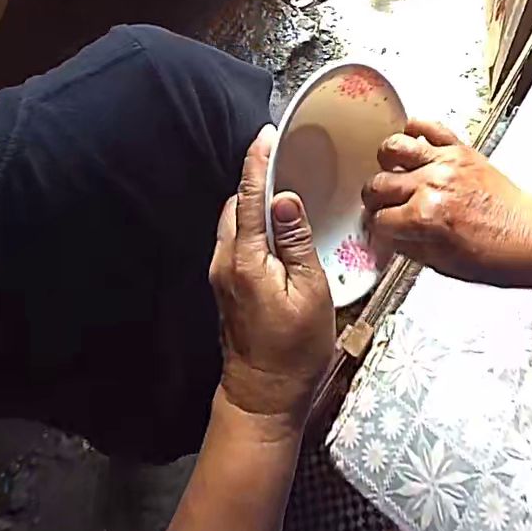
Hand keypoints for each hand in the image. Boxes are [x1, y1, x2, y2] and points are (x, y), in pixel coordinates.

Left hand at [208, 125, 334, 438]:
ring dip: (250, 199)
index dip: (257, 162)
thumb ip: (295, 242)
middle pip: (235, 205)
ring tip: (277, 184)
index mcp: (246, 259)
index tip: (265, 135)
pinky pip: (233, 238)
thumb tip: (284, 199)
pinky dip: (249, 221)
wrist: (262, 395)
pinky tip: (269, 222)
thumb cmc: (294, 350)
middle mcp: (225, 260)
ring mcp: (221, 273)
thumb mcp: (310, 292)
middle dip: (252, 177)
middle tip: (278, 157)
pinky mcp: (225, 283)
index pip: (249, 197)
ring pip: (232, 221)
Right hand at [361, 119, 531, 287]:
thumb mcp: (442, 264)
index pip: (379, 219)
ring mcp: (445, 162)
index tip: (378, 229)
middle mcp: (431, 184)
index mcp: (425, 218)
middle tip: (381, 206)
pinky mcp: (460, 149)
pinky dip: (414, 130)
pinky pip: (428, 127)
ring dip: (386, 162)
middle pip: (379, 184)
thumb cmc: (496, 256)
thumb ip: (406, 246)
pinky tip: (412, 145)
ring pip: (393, 147)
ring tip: (392, 172)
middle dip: (374, 199)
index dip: (375, 228)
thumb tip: (383, 235)